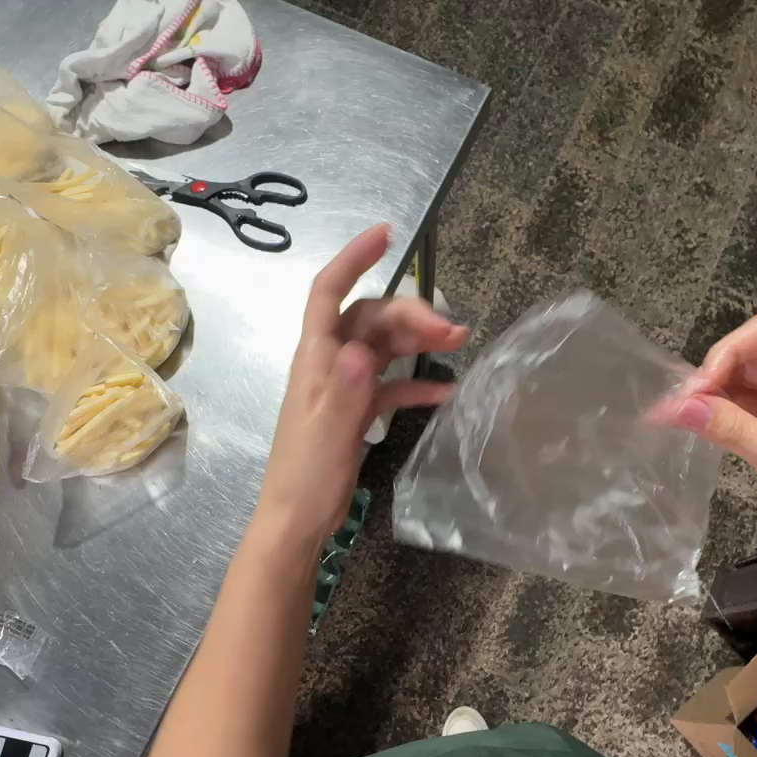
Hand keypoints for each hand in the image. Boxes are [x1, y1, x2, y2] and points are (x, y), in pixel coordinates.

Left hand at [255, 224, 466, 547]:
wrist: (298, 521)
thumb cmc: (305, 477)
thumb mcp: (326, 434)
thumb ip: (343, 391)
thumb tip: (361, 350)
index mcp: (314, 359)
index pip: (329, 293)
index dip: (354, 260)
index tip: (387, 236)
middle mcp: (329, 364)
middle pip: (370, 319)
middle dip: (411, 314)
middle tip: (454, 330)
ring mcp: (344, 387)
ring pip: (384, 347)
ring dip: (419, 342)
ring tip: (459, 345)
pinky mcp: (357, 412)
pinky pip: (391, 385)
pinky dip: (416, 383)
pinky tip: (445, 391)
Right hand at [666, 315, 756, 544]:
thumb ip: (728, 427)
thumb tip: (676, 408)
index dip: (725, 354)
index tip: (696, 391)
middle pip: (750, 355)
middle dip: (714, 376)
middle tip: (681, 409)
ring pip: (744, 381)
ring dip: (714, 396)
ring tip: (682, 419)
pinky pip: (747, 407)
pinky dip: (723, 414)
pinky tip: (701, 426)